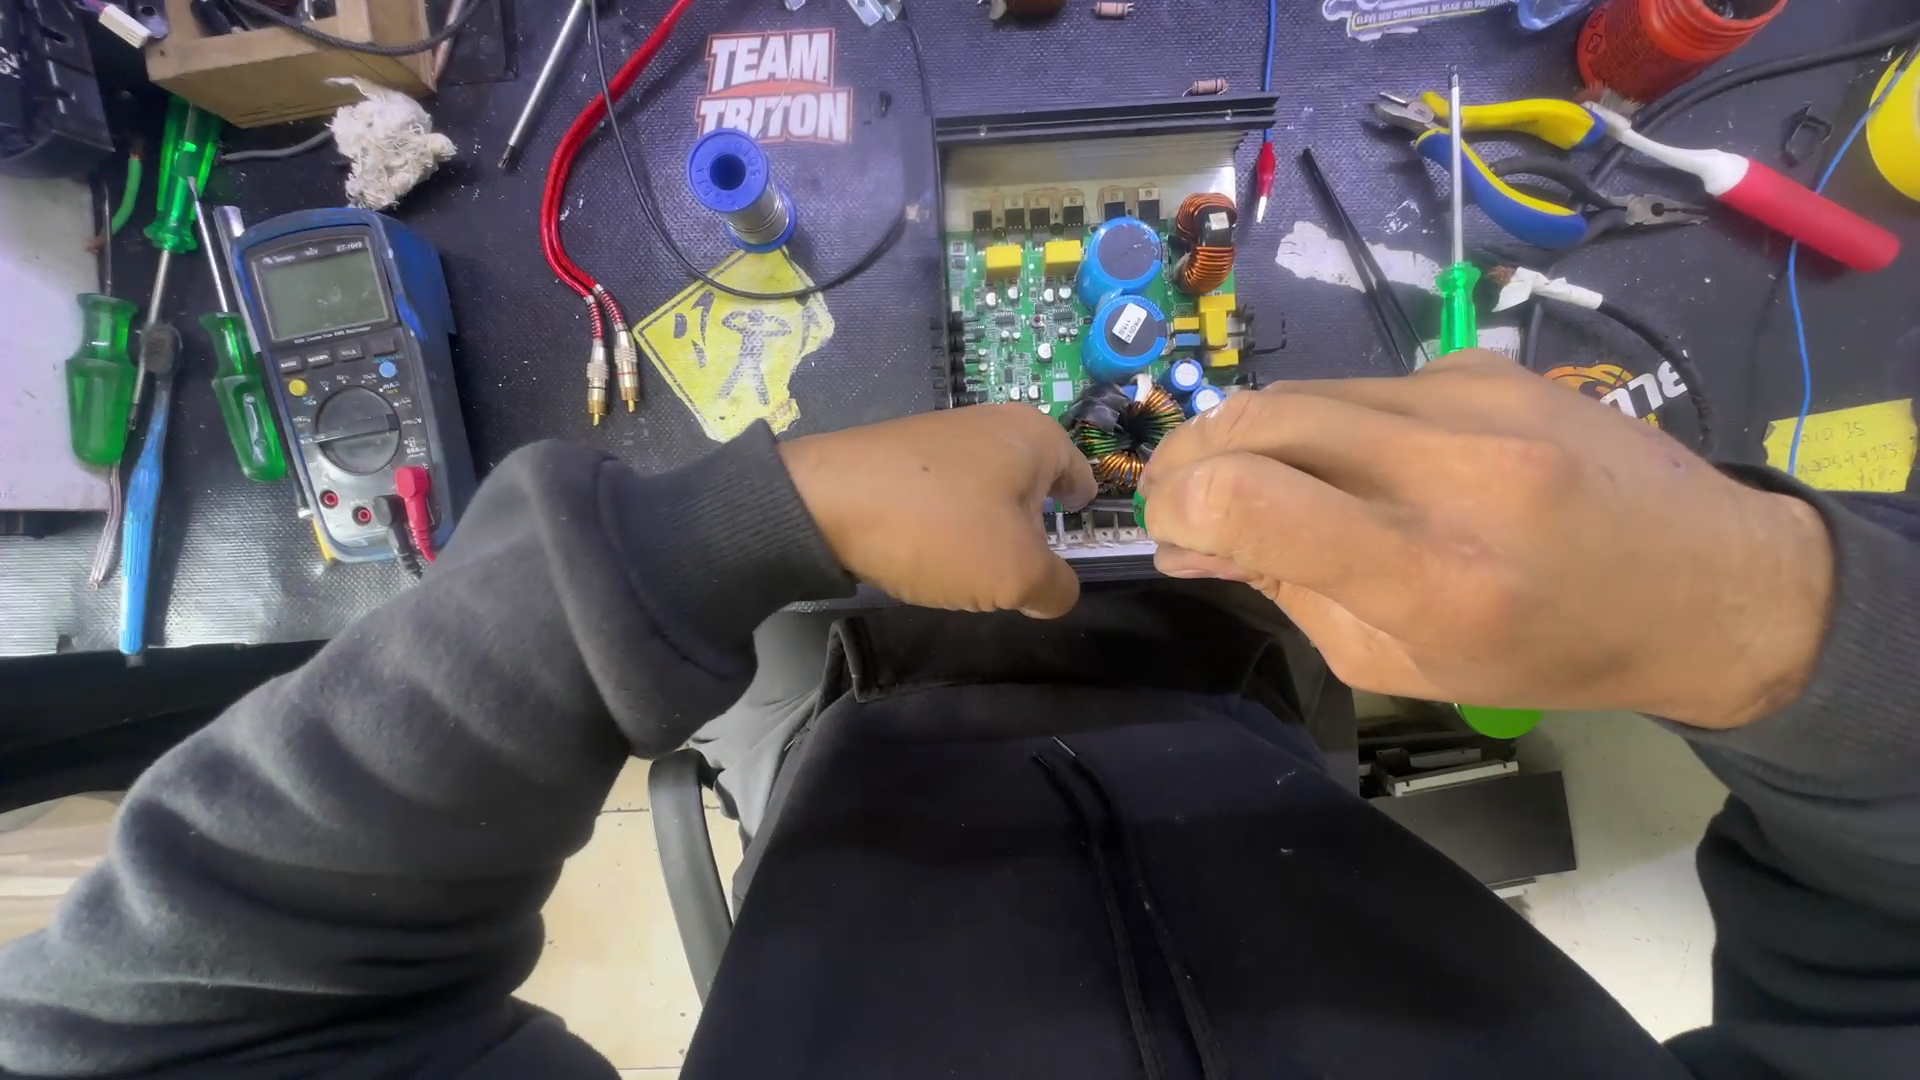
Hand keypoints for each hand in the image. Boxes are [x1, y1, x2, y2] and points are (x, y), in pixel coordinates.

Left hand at [781, 405, 1096, 617]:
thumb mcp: (1018, 574)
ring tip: (963, 569)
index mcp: (1037, 435)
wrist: (823, 504)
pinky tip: (925, 552)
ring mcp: (944, 434)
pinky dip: (944, 527)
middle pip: (1034, 492)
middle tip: (1012, 575)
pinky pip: (945, 498)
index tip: (1066, 558)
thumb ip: (1057, 588)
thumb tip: (1056, 591)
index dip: (1080, 523)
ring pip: (988, 497)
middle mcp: (995, 422)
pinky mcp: (904, 456)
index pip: (1083, 479)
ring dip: (984, 536)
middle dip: (1028, 537)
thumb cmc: (941, 529)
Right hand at [1139, 351, 1833, 728]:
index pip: (1249, 498)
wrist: (1710, 584)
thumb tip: (1186, 543)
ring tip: (1231, 476)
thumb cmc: (1541, 652)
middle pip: (1255, 421)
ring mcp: (1471, 398)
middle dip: (1183, 456)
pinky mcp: (1480, 365)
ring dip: (1237, 436)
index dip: (1178, 506)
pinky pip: (1351, 388)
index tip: (1169, 530)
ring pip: (1293, 394)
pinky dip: (1311, 426)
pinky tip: (1334, 461)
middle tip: (1168, 495)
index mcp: (1430, 574)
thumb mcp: (1391, 661)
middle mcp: (1451, 468)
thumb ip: (1282, 590)